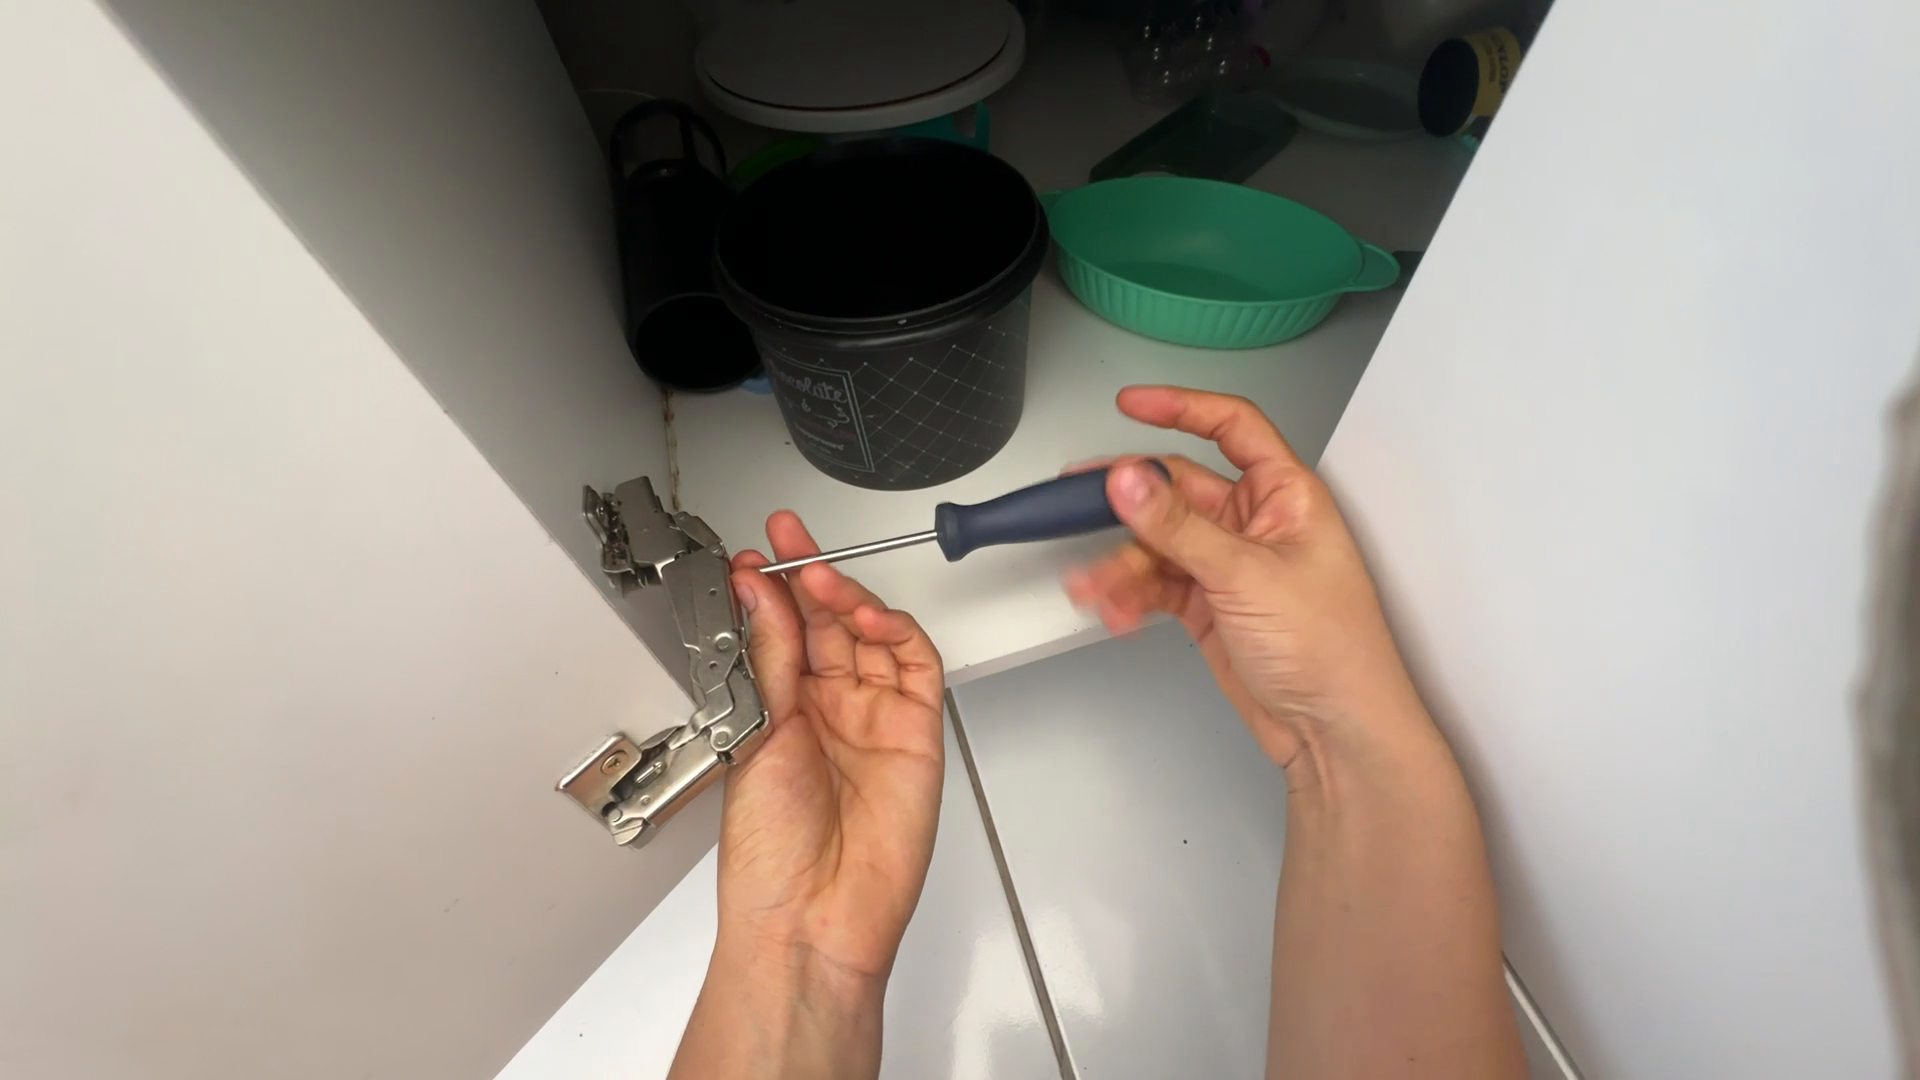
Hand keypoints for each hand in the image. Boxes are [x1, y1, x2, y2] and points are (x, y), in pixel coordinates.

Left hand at [720, 511, 945, 982]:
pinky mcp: (917, 726)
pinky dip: (897, 630)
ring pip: (872, 633)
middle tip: (790, 539)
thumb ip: (771, 656)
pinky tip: (866, 613)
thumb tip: (759, 591)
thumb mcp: (760, 733)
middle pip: (828, 622)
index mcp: (785, 709)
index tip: (757, 554)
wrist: (815, 916)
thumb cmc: (772, 848)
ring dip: (849, 596)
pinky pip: (916, 663)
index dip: (775, 588)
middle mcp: (831, 705)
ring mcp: (876, 713)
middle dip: (810, 575)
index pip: (786, 629)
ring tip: (818, 572)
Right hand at [1066, 386, 1428, 773]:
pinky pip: (1155, 584)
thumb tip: (1130, 480)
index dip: (1181, 407)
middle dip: (1126, 500)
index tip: (1131, 403)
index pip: (1231, 427)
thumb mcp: (1246, 575)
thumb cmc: (1332, 651)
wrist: (1333, 733)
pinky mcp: (1206, 602)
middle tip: (1077, 500)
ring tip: (1093, 586)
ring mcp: (1226, 564)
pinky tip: (1116, 609)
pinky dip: (1131, 595)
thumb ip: (1179, 527)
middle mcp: (1252, 522)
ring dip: (1121, 564)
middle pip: (1176, 490)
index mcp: (1283, 495)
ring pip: (1157, 544)